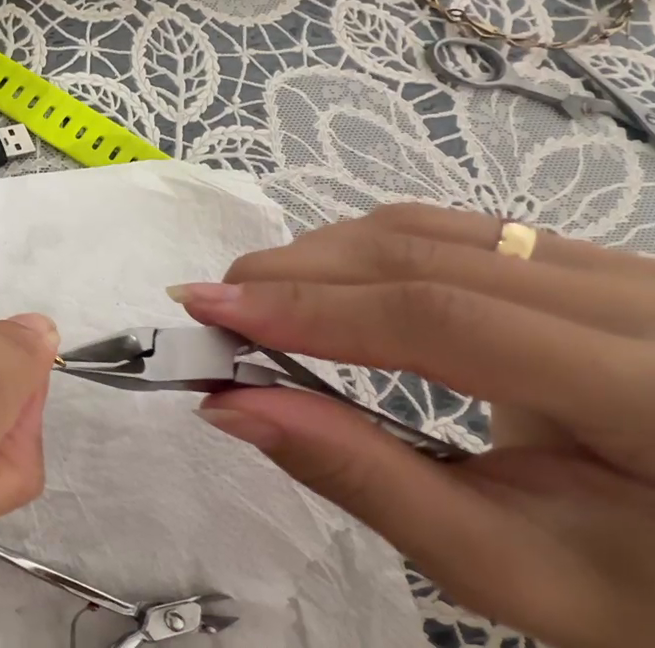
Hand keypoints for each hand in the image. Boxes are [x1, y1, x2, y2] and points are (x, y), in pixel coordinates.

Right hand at [174, 204, 654, 647]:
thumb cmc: (629, 585)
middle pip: (425, 256)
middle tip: (209, 309)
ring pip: (430, 230)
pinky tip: (323, 285)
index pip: (445, 319)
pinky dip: (363, 249)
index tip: (203, 309)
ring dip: (320, 257)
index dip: (310, 309)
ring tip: (254, 302)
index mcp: (653, 393)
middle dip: (295, 275)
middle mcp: (648, 307)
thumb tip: (226, 406)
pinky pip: (453, 229)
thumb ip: (363, 477)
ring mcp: (625, 273)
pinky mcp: (591, 262)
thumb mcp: (503, 563)